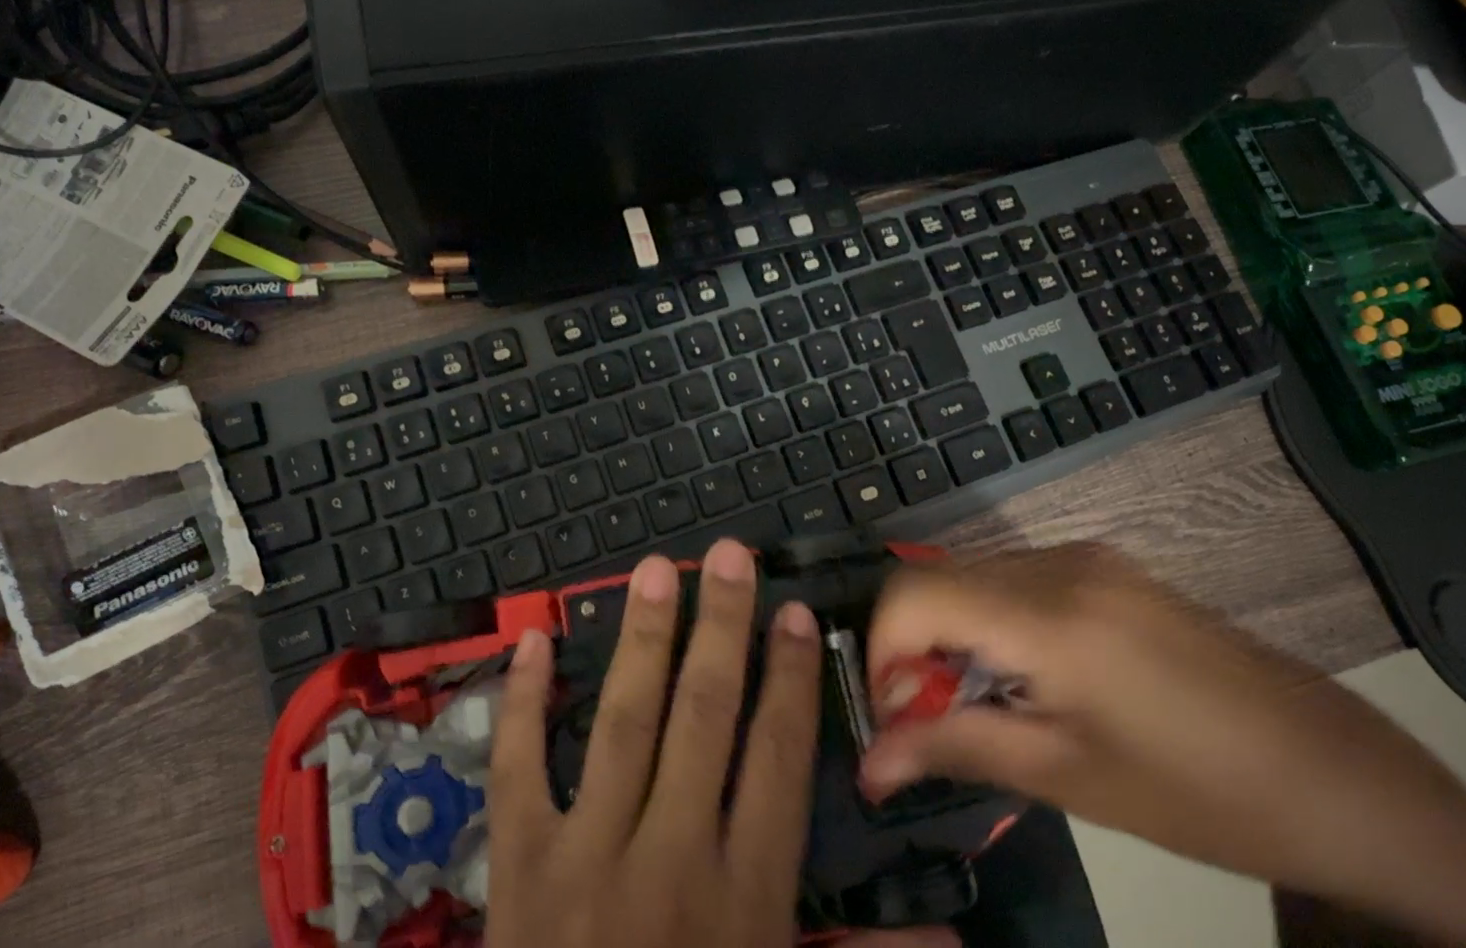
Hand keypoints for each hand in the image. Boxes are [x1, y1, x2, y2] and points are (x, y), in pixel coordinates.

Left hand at [486, 540, 823, 947]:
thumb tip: (948, 937)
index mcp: (743, 889)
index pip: (777, 759)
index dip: (790, 680)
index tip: (794, 614)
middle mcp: (670, 854)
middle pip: (703, 718)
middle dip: (721, 629)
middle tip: (727, 556)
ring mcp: (586, 852)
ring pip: (622, 725)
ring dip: (641, 641)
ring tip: (656, 572)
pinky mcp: (517, 861)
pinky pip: (516, 767)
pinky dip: (520, 702)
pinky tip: (530, 639)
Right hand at [859, 543, 1465, 947]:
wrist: (1341, 779)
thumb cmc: (1200, 792)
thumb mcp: (1066, 777)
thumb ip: (953, 750)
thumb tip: (868, 764)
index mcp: (1049, 616)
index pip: (909, 596)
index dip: (880, 655)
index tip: (897, 718)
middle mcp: (1060, 564)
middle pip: (933, 580)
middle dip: (911, 649)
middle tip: (928, 722)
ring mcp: (1090, 559)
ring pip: (971, 576)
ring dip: (948, 635)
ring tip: (977, 706)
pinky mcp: (1110, 569)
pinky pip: (1014, 580)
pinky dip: (988, 622)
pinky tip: (1023, 678)